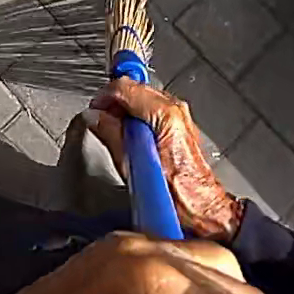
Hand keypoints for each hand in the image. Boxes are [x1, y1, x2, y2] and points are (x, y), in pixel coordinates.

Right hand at [89, 79, 244, 240]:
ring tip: (115, 128)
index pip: (124, 86)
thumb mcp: (129, 162)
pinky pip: (150, 105)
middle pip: (133, 86)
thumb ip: (109, 132)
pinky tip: (131, 133)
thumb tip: (94, 118)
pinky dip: (136, 113)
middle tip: (101, 117)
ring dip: (124, 107)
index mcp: (163, 115)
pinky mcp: (179, 122)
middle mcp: (174, 109)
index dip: (103, 96)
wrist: (199, 206)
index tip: (95, 109)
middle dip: (113, 100)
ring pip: (141, 94)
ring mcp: (179, 114)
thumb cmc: (172, 191)